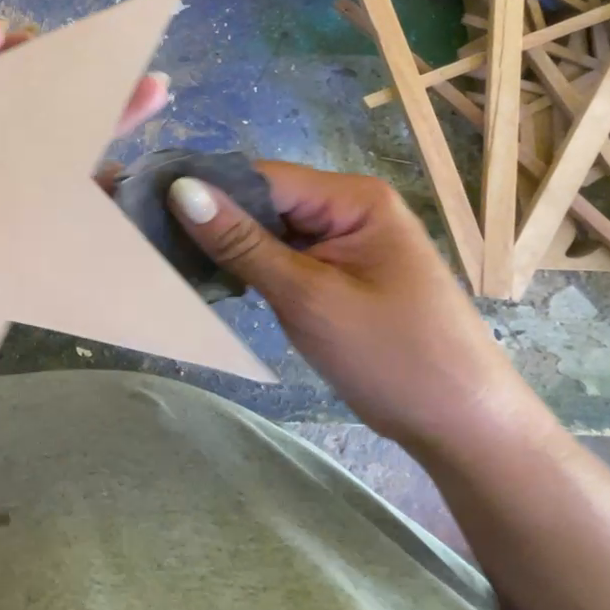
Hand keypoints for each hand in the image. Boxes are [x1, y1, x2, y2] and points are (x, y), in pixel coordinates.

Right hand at [166, 161, 538, 453]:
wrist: (466, 431)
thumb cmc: (395, 359)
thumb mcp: (307, 297)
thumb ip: (240, 241)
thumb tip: (179, 189)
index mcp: (353, 198)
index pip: (256, 177)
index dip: (202, 191)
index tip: (142, 208)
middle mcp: (347, 207)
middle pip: (257, 198)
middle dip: (209, 219)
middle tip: (148, 238)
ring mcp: (341, 239)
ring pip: (261, 226)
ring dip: (222, 244)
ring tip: (167, 257)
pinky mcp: (333, 270)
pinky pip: (275, 252)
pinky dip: (242, 264)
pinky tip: (207, 277)